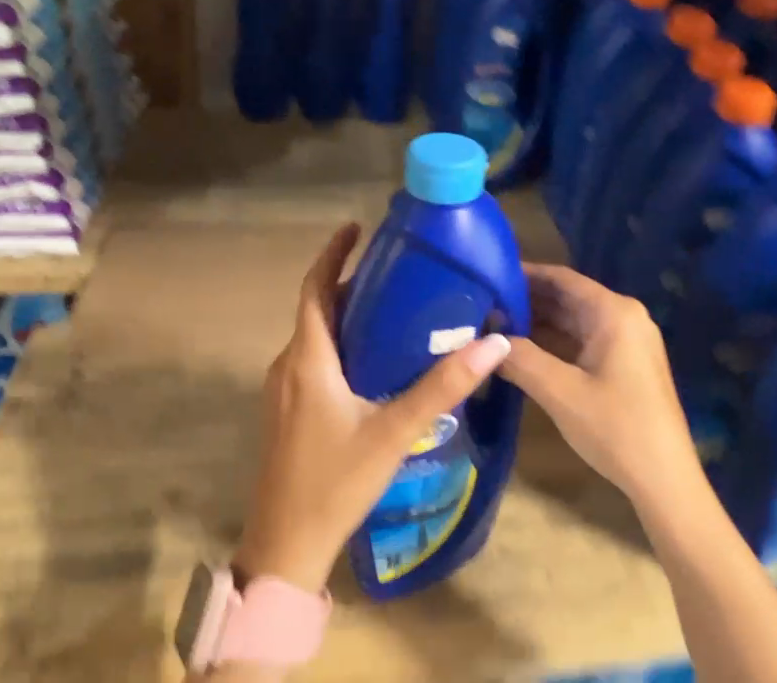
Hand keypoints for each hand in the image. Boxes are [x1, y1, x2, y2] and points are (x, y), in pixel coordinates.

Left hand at [234, 223, 512, 591]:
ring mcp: (282, 392)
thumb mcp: (394, 431)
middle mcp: (288, 367)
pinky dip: (341, 345)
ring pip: (315, 338)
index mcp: (308, 360)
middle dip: (350, 284)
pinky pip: (313, 362)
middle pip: (317, 310)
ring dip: (347, 316)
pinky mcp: (286, 414)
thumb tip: (494, 343)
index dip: (333, 254)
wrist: (285, 547)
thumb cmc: (335, 483)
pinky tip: (375, 362)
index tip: (357, 228)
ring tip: (394, 310)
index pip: (315, 289)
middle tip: (397, 272)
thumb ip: (442, 386)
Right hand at [498, 264, 705, 513]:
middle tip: (483, 304)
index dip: (525, 275)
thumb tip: (484, 339)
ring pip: (576, 320)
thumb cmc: (615, 428)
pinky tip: (524, 350)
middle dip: (527, 300)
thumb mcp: (560, 392)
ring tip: (494, 325)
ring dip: (539, 322)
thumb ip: (521, 359)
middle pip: (569, 297)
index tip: (488, 275)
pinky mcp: (627, 363)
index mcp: (613, 312)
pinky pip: (586, 340)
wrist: (664, 478)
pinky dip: (556, 341)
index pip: (562, 278)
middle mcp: (625, 316)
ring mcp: (629, 340)